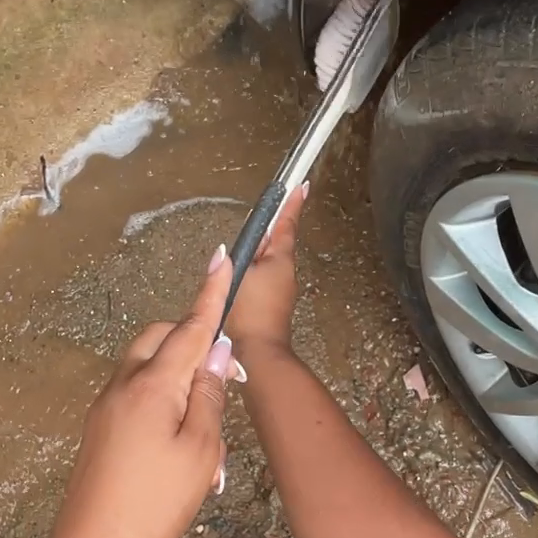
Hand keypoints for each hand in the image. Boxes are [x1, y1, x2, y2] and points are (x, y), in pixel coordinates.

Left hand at [47, 245, 237, 537]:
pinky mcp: (100, 427)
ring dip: (177, 374)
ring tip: (204, 423)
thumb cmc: (156, 502)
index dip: (210, 292)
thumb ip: (208, 394)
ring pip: (147, 366)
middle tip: (222, 374)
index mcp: (153, 384)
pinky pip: (135, 393)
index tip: (222, 255)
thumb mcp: (200, 448)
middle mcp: (123, 384)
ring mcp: (106, 405)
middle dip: (190, 338)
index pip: (189, 326)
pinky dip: (160, 397)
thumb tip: (215, 351)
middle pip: (160, 338)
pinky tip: (178, 441)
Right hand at [224, 182, 307, 357]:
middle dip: (264, 232)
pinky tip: (239, 284)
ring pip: (267, 263)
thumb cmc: (250, 312)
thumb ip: (238, 257)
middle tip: (257, 223)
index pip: (286, 224)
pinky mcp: (274, 305)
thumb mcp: (239, 275)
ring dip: (255, 256)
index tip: (301, 185)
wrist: (259, 352)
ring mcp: (282, 290)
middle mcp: (286, 273)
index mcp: (280, 259)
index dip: (292, 203)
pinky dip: (253, 275)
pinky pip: (263, 280)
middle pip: (274, 243)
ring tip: (239, 258)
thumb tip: (235, 247)